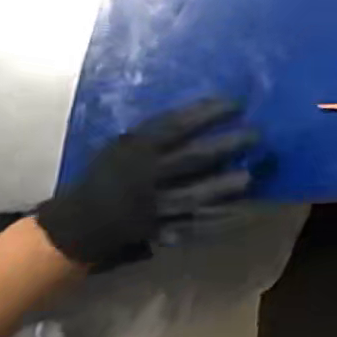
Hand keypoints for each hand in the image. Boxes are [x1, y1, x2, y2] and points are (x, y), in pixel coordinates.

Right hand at [35, 97, 259, 267]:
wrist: (80, 222)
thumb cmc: (109, 172)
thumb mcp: (125, 144)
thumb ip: (158, 131)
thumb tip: (206, 111)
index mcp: (137, 148)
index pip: (177, 125)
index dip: (208, 112)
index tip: (237, 104)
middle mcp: (147, 176)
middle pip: (193, 158)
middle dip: (227, 145)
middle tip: (256, 135)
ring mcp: (154, 207)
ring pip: (194, 195)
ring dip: (224, 186)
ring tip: (250, 175)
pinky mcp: (160, 231)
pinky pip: (193, 226)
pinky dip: (217, 219)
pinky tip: (241, 209)